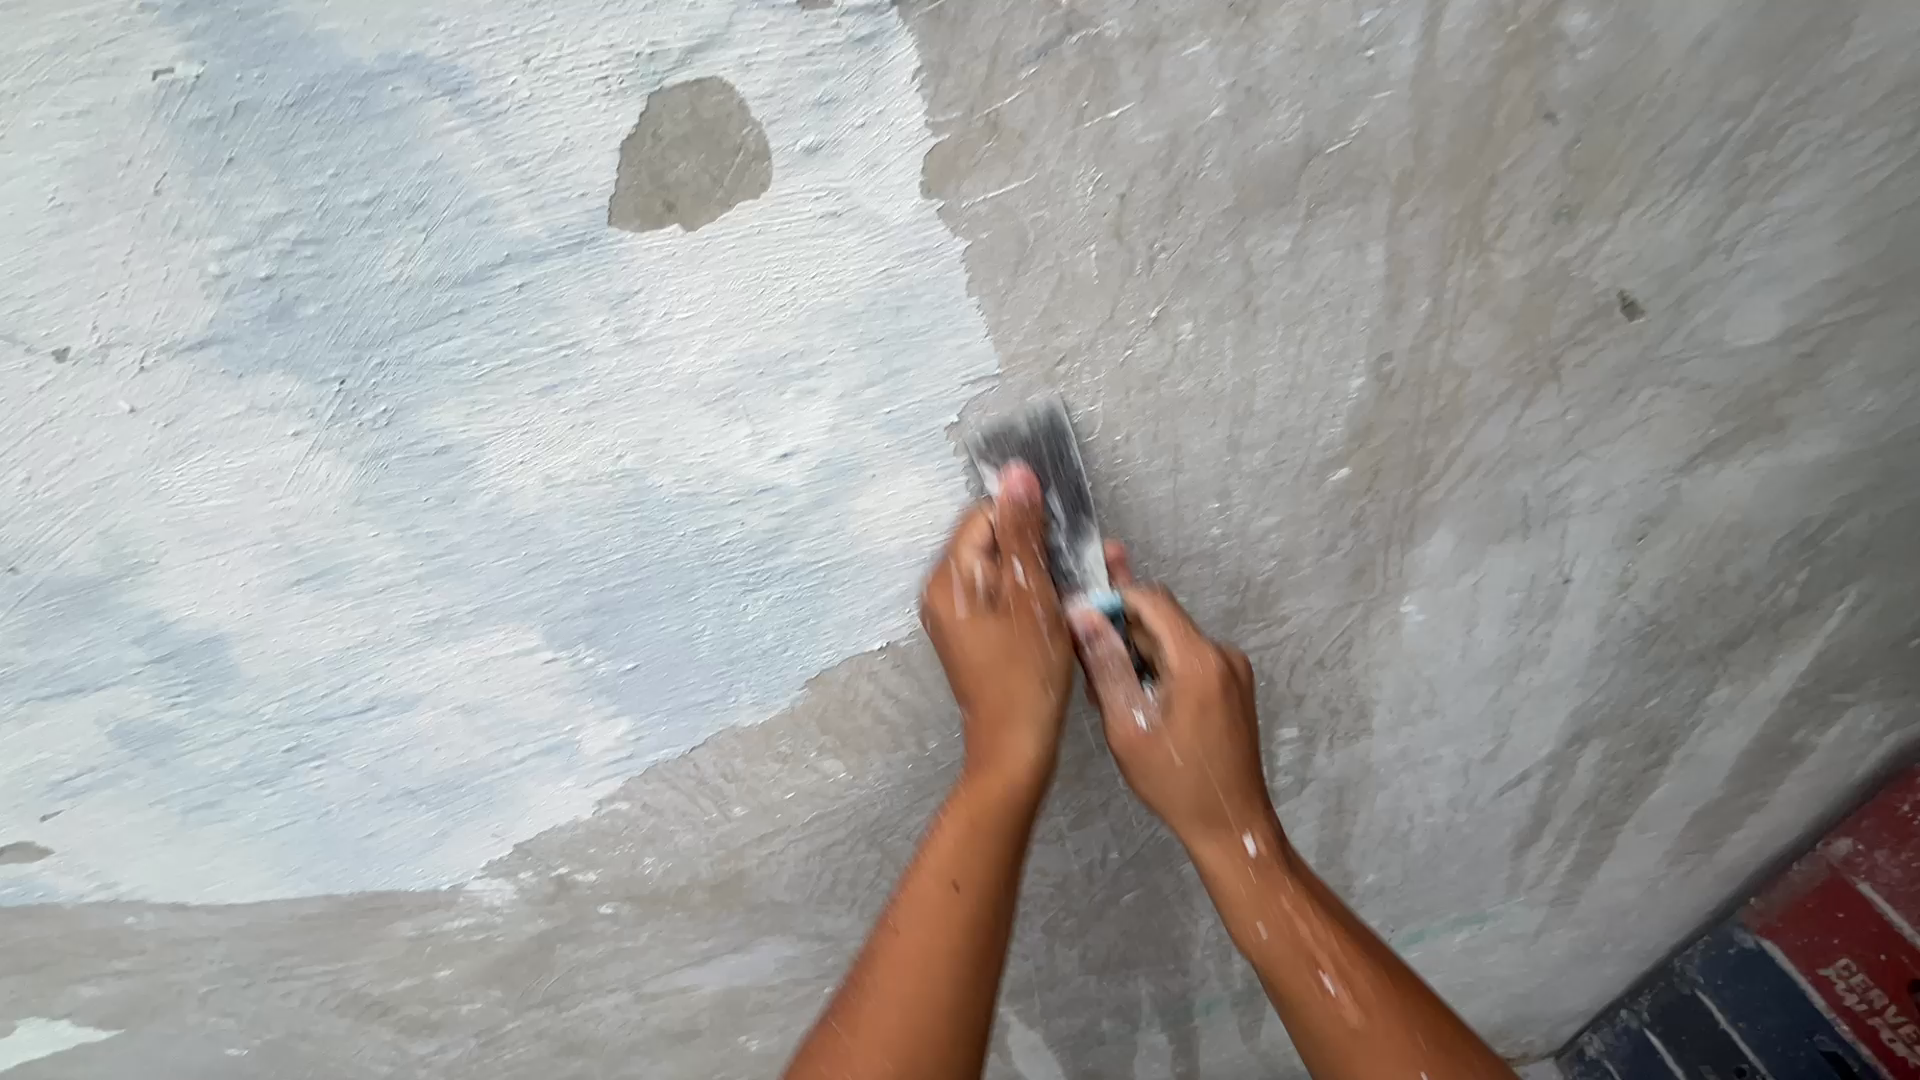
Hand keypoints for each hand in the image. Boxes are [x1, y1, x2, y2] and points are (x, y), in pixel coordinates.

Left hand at [920, 463, 1074, 785]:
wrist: (1016, 746)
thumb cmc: (1027, 674)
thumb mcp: (1031, 596)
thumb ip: (1023, 533)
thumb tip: (1016, 472)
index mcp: (948, 579)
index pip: (985, 515)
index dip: (1026, 521)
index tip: (1062, 543)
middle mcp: (943, 592)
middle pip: (992, 541)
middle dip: (1036, 548)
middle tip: (1074, 570)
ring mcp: (957, 614)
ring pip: (1002, 569)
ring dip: (1038, 572)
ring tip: (1070, 594)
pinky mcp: (974, 632)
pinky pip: (1002, 595)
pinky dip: (1030, 596)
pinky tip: (1057, 611)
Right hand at [1068, 545, 1272, 851]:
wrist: (1231, 824)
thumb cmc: (1173, 781)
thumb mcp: (1127, 724)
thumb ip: (1105, 664)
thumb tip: (1082, 613)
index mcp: (1197, 659)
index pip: (1150, 598)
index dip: (1112, 601)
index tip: (1081, 623)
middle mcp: (1221, 652)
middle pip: (1160, 621)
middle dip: (1121, 637)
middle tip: (1089, 671)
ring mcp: (1232, 667)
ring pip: (1171, 641)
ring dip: (1138, 658)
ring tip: (1111, 696)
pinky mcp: (1233, 683)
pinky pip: (1187, 660)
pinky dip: (1159, 671)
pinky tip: (1140, 702)